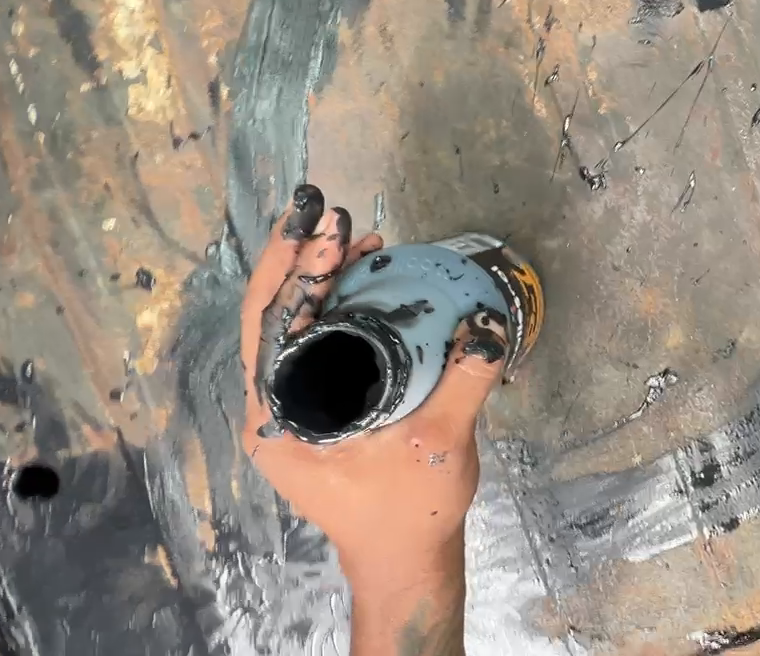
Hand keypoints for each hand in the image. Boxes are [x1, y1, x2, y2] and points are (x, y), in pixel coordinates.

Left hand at [239, 185, 509, 594]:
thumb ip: (466, 381)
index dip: (293, 272)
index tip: (324, 228)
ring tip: (356, 233)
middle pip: (276, 316)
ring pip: (300, 322)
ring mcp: (304, 399)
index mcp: (284, 417)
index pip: (270, 328)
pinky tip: (374, 274)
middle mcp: (281, 403)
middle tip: (329, 211)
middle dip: (301, 259)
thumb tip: (489, 321)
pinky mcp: (332, 396)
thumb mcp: (440, 443)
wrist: (407, 549)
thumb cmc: (409, 506)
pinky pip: (329, 335)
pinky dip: (348, 298)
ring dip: (324, 274)